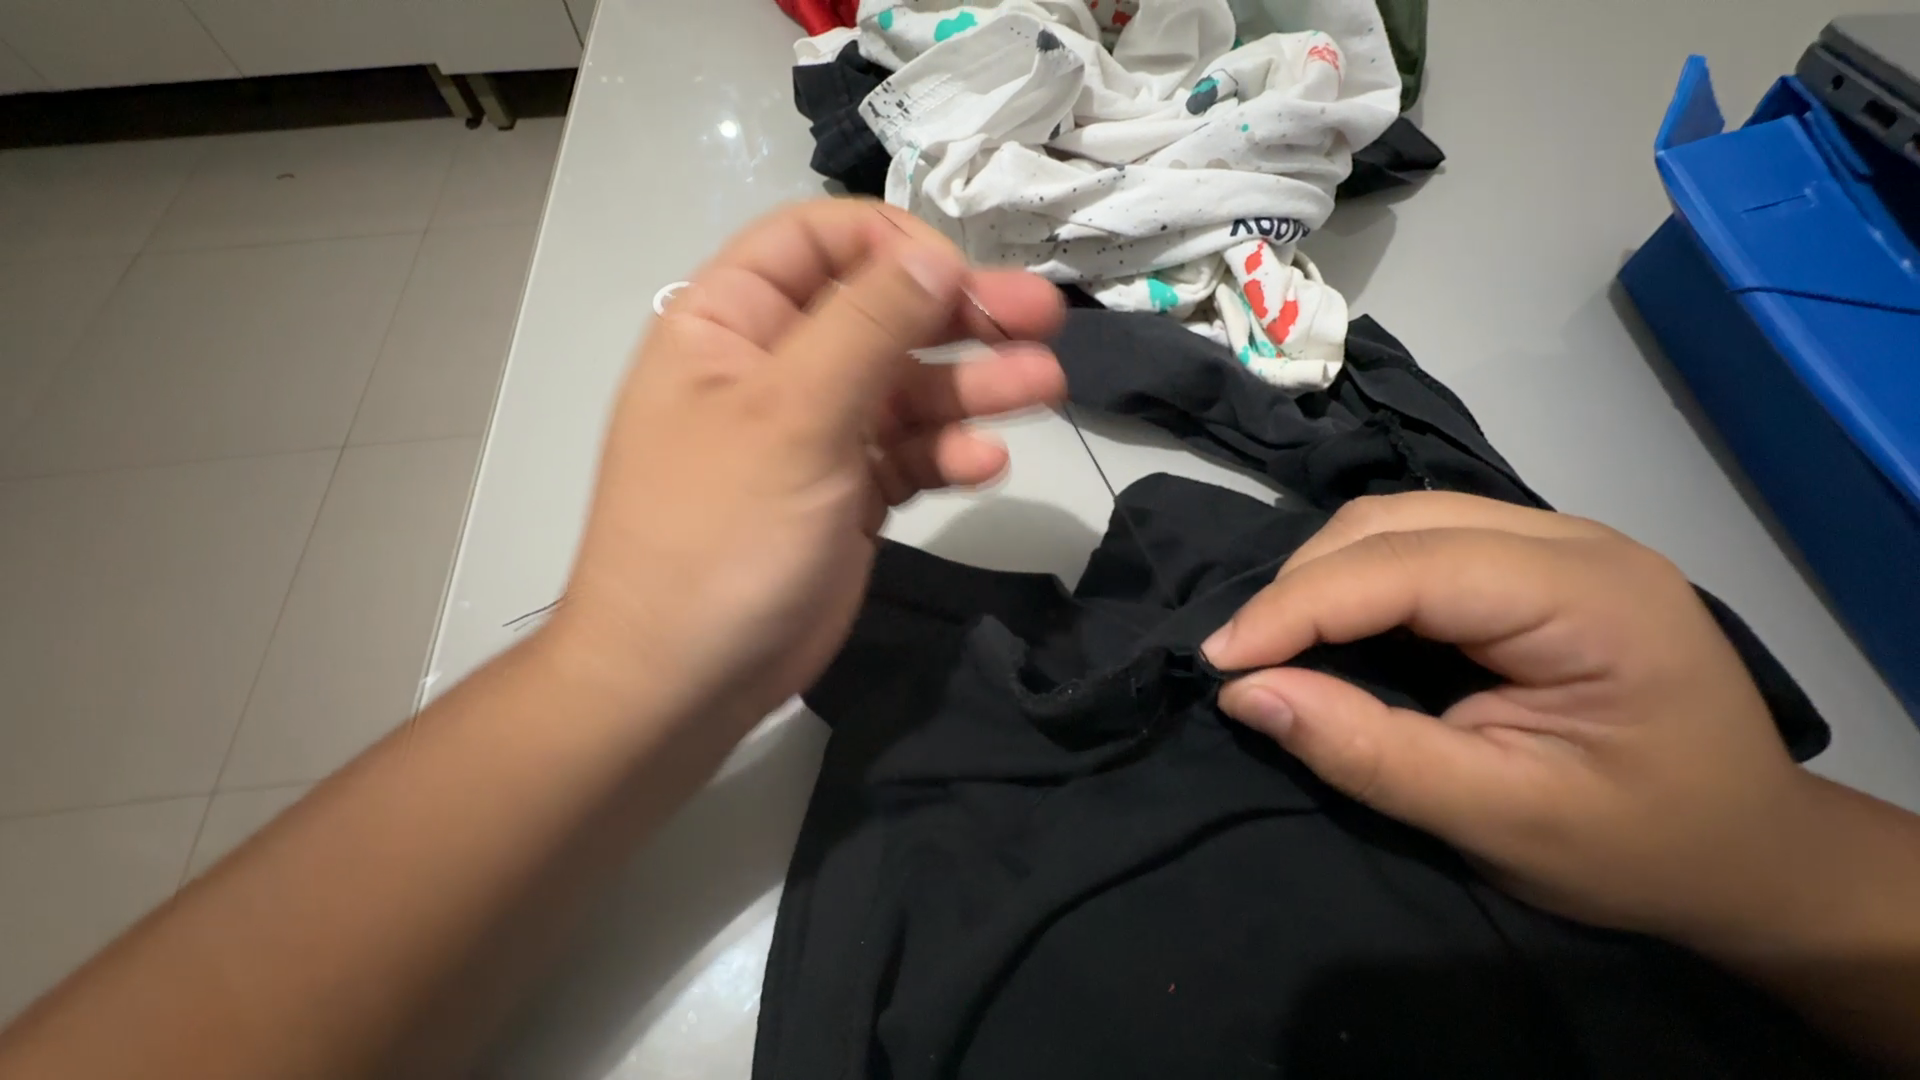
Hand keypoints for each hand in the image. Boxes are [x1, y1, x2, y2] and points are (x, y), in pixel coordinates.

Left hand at [550, 199, 1064, 734]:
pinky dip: (947, 454)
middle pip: (881, 315)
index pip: (818, 243)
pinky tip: (986, 463)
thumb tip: (936, 257)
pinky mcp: (849, 494)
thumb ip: (867, 327)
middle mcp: (777, 367)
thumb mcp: (791, 416)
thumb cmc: (722, 534)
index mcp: (731, 323)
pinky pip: (908, 455)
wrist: (688, 679)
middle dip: (961, 315)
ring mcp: (816, 434)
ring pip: (907, 389)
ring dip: (974, 387)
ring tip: (1045, 386)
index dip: (894, 248)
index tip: (961, 279)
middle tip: (1045, 317)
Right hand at [1201, 492, 1820, 943]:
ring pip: (1389, 520)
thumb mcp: (1497, 818)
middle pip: (1390, 523)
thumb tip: (1244, 693)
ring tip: (1277, 646)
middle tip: (1244, 662)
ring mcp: (1548, 540)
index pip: (1406, 568)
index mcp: (1589, 597)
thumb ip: (1368, 752)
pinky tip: (1330, 625)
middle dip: (1300, 588)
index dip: (1297, 606)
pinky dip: (1348, 579)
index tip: (1220, 662)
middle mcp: (1568, 540)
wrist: (1746, 850)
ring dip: (1317, 578)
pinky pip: (1407, 540)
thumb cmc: (1636, 848)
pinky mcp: (1522, 558)